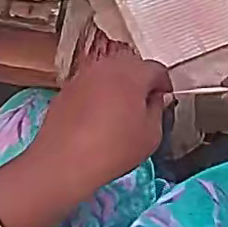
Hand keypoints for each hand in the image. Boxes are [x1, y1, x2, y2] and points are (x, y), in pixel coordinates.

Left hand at [24, 43, 170, 194]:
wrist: (63, 161)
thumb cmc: (114, 148)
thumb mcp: (151, 134)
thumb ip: (158, 109)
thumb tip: (154, 98)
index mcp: (132, 73)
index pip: (156, 69)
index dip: (164, 84)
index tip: (164, 99)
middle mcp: (106, 66)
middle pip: (130, 66)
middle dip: (140, 81)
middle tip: (144, 105)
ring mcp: (83, 75)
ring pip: (108, 74)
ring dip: (117, 86)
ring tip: (120, 112)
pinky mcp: (65, 89)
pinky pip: (90, 85)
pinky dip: (97, 95)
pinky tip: (97, 118)